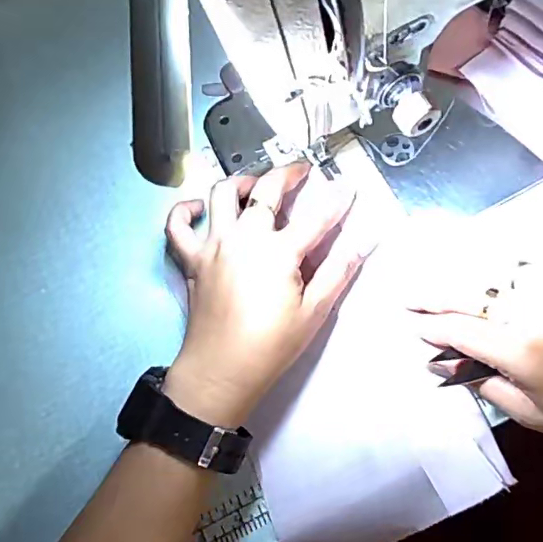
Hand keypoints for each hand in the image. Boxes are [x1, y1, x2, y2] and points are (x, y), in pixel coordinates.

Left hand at [163, 162, 367, 426]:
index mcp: (279, 252)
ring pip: (221, 193)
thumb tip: (365, 243)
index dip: (337, 200)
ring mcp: (214, 245)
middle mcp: (244, 238)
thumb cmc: (270, 345)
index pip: (317, 217)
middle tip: (302, 170)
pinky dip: (185, 210)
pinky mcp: (192, 259)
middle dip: (288, 173)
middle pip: (266, 189)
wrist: (221, 371)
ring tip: (256, 184)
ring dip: (242, 181)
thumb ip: (339, 271)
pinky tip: (198, 207)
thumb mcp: (315, 311)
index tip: (348, 189)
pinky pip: (178, 224)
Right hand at [411, 270, 542, 481]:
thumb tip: (445, 363)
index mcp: (524, 351)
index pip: (459, 328)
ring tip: (454, 288)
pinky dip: (511, 277)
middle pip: (471, 289)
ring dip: (472, 279)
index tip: (410, 322)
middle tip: (413, 294)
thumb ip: (487, 383)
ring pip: (500, 272)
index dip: (429, 325)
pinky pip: (535, 269)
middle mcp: (538, 307)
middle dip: (436, 292)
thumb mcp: (537, 416)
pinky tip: (502, 284)